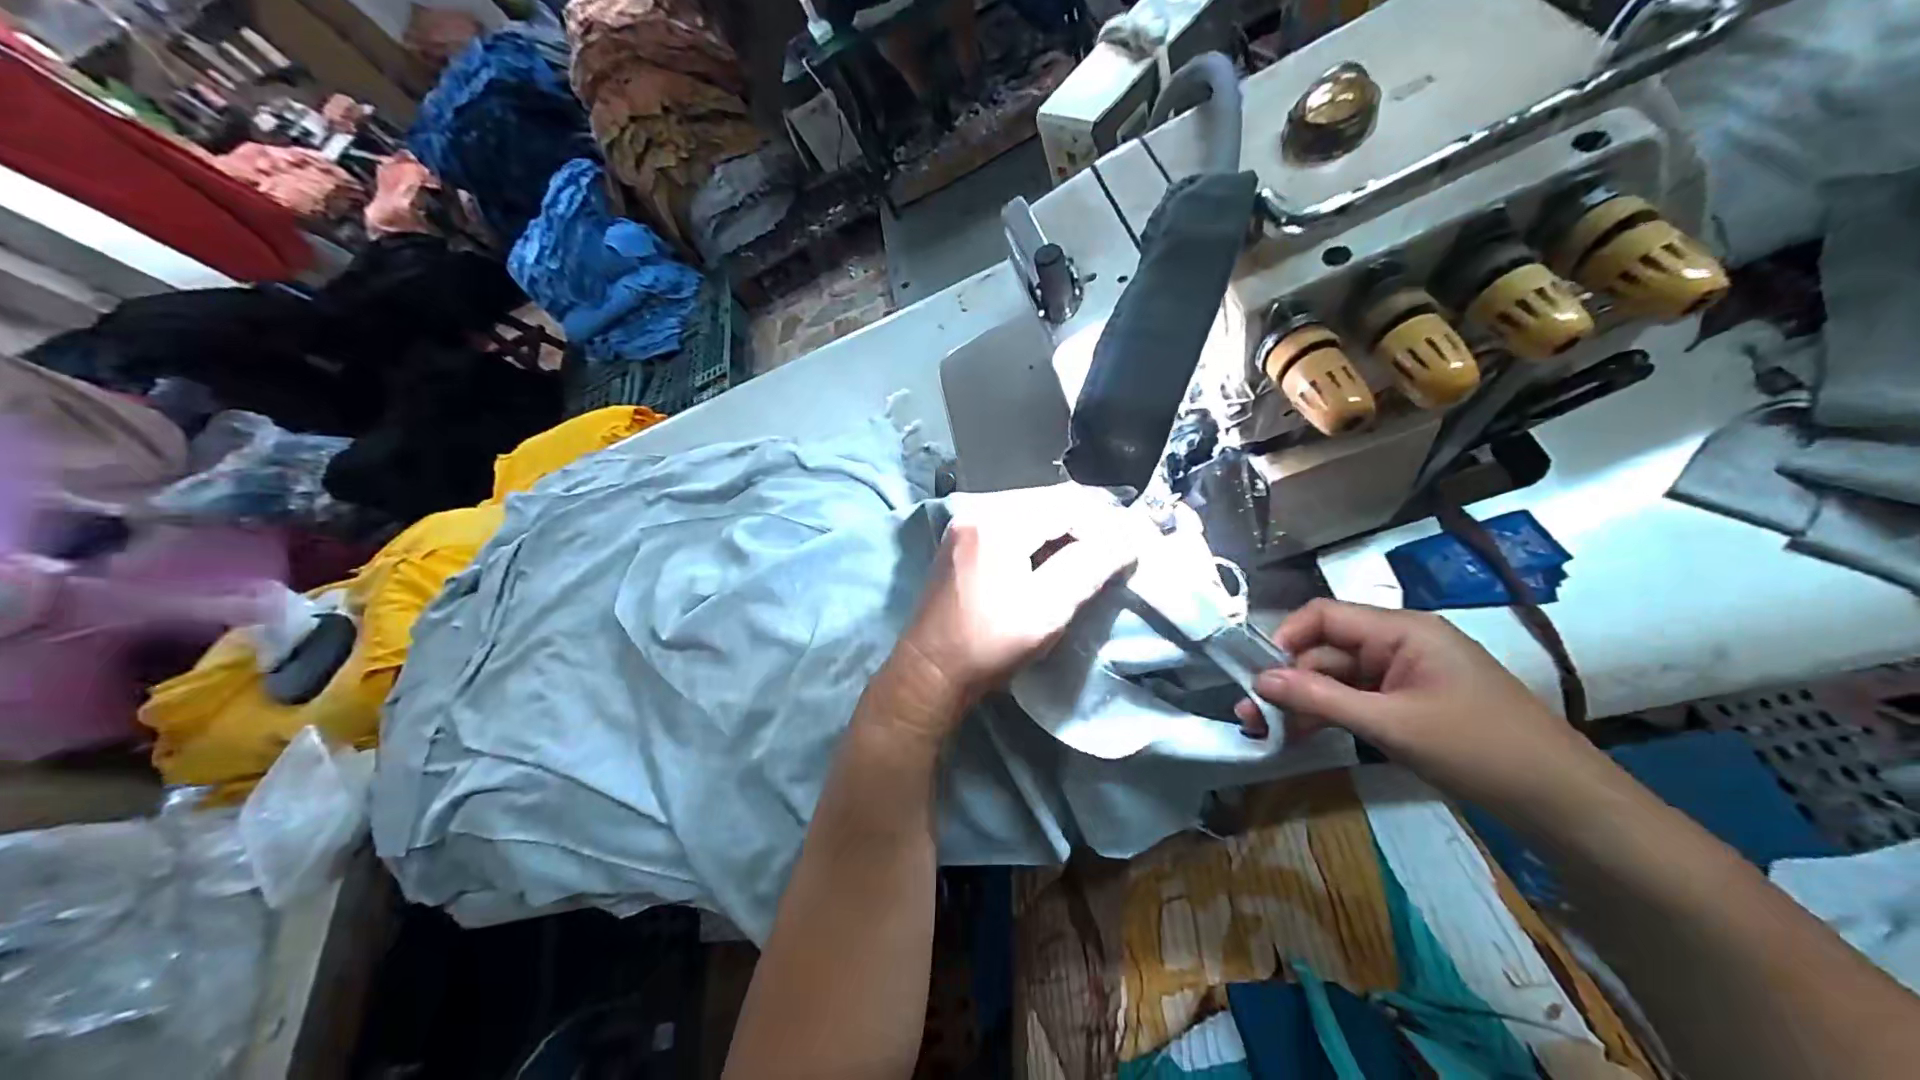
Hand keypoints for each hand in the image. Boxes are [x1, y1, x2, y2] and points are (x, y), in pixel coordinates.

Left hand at [877, 485, 1139, 736]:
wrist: (930, 671)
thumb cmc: (991, 644)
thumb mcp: (1049, 608)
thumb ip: (1091, 566)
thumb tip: (1127, 539)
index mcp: (998, 522)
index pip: (1068, 504)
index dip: (1105, 523)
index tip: (1129, 548)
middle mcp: (978, 510)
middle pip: (1047, 501)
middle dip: (1085, 522)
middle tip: (1115, 550)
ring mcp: (965, 523)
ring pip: (1029, 510)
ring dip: (1062, 528)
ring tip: (1090, 555)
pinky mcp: (960, 540)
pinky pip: (1009, 523)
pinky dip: (1036, 535)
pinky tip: (1051, 557)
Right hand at [1236, 599, 1614, 817]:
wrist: (1562, 802)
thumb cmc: (1480, 750)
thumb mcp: (1391, 724)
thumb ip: (1320, 699)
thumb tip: (1257, 680)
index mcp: (1403, 630)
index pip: (1324, 615)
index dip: (1285, 639)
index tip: (1256, 675)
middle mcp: (1400, 643)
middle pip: (1326, 650)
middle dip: (1287, 681)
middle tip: (1251, 717)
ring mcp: (1404, 675)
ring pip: (1336, 679)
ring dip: (1302, 702)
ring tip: (1265, 732)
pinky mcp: (1409, 704)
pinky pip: (1356, 700)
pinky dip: (1327, 716)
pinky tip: (1299, 736)